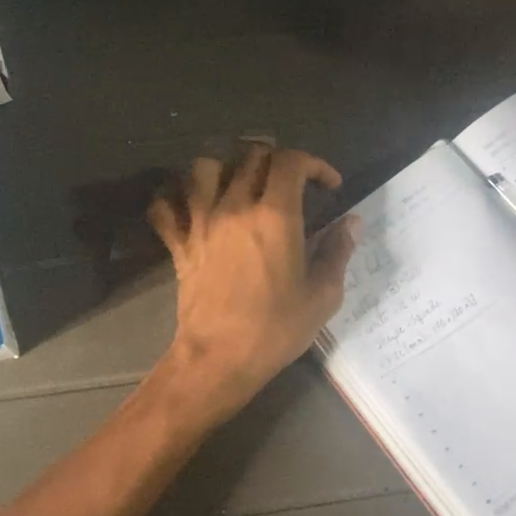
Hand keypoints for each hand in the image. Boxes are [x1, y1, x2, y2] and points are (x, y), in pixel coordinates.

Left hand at [146, 143, 359, 423]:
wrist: (219, 357)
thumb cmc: (276, 329)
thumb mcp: (323, 295)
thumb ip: (338, 251)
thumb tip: (351, 222)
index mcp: (275, 215)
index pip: (291, 161)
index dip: (314, 164)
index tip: (328, 185)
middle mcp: (235, 207)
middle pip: (252, 157)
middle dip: (276, 161)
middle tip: (290, 184)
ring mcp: (201, 223)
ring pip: (204, 169)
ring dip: (225, 168)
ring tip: (239, 185)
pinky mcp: (179, 243)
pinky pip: (164, 207)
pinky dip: (173, 199)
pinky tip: (189, 206)